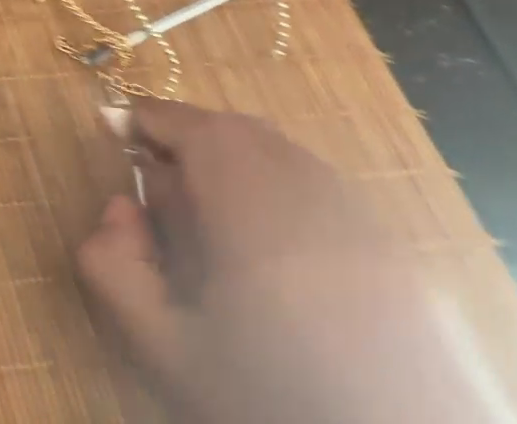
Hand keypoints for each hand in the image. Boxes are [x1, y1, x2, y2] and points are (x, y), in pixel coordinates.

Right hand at [77, 98, 514, 423]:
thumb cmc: (261, 397)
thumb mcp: (159, 347)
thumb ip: (113, 267)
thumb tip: (120, 206)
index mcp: (262, 227)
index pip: (202, 133)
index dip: (150, 120)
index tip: (111, 127)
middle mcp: (327, 214)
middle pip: (249, 134)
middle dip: (190, 137)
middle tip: (153, 174)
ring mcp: (377, 236)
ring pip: (291, 158)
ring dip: (235, 161)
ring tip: (203, 211)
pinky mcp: (405, 264)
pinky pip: (327, 194)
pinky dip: (279, 191)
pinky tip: (262, 246)